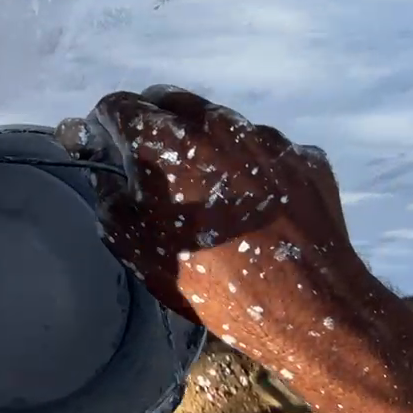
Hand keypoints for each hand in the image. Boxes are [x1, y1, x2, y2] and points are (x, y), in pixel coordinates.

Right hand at [56, 85, 369, 369]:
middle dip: (149, 121)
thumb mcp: (131, 245)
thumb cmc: (207, 278)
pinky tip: (249, 199)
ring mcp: (264, 137)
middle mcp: (212, 124)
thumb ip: (108, 198)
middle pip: (166, 99)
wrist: (311, 312)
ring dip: (199, 140)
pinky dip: (246, 162)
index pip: (116, 105)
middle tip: (149, 162)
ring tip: (204, 183)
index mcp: (161, 138)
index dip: (102, 126)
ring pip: (216, 120)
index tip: (103, 150)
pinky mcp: (303, 158)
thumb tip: (107, 176)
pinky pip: (261, 147)